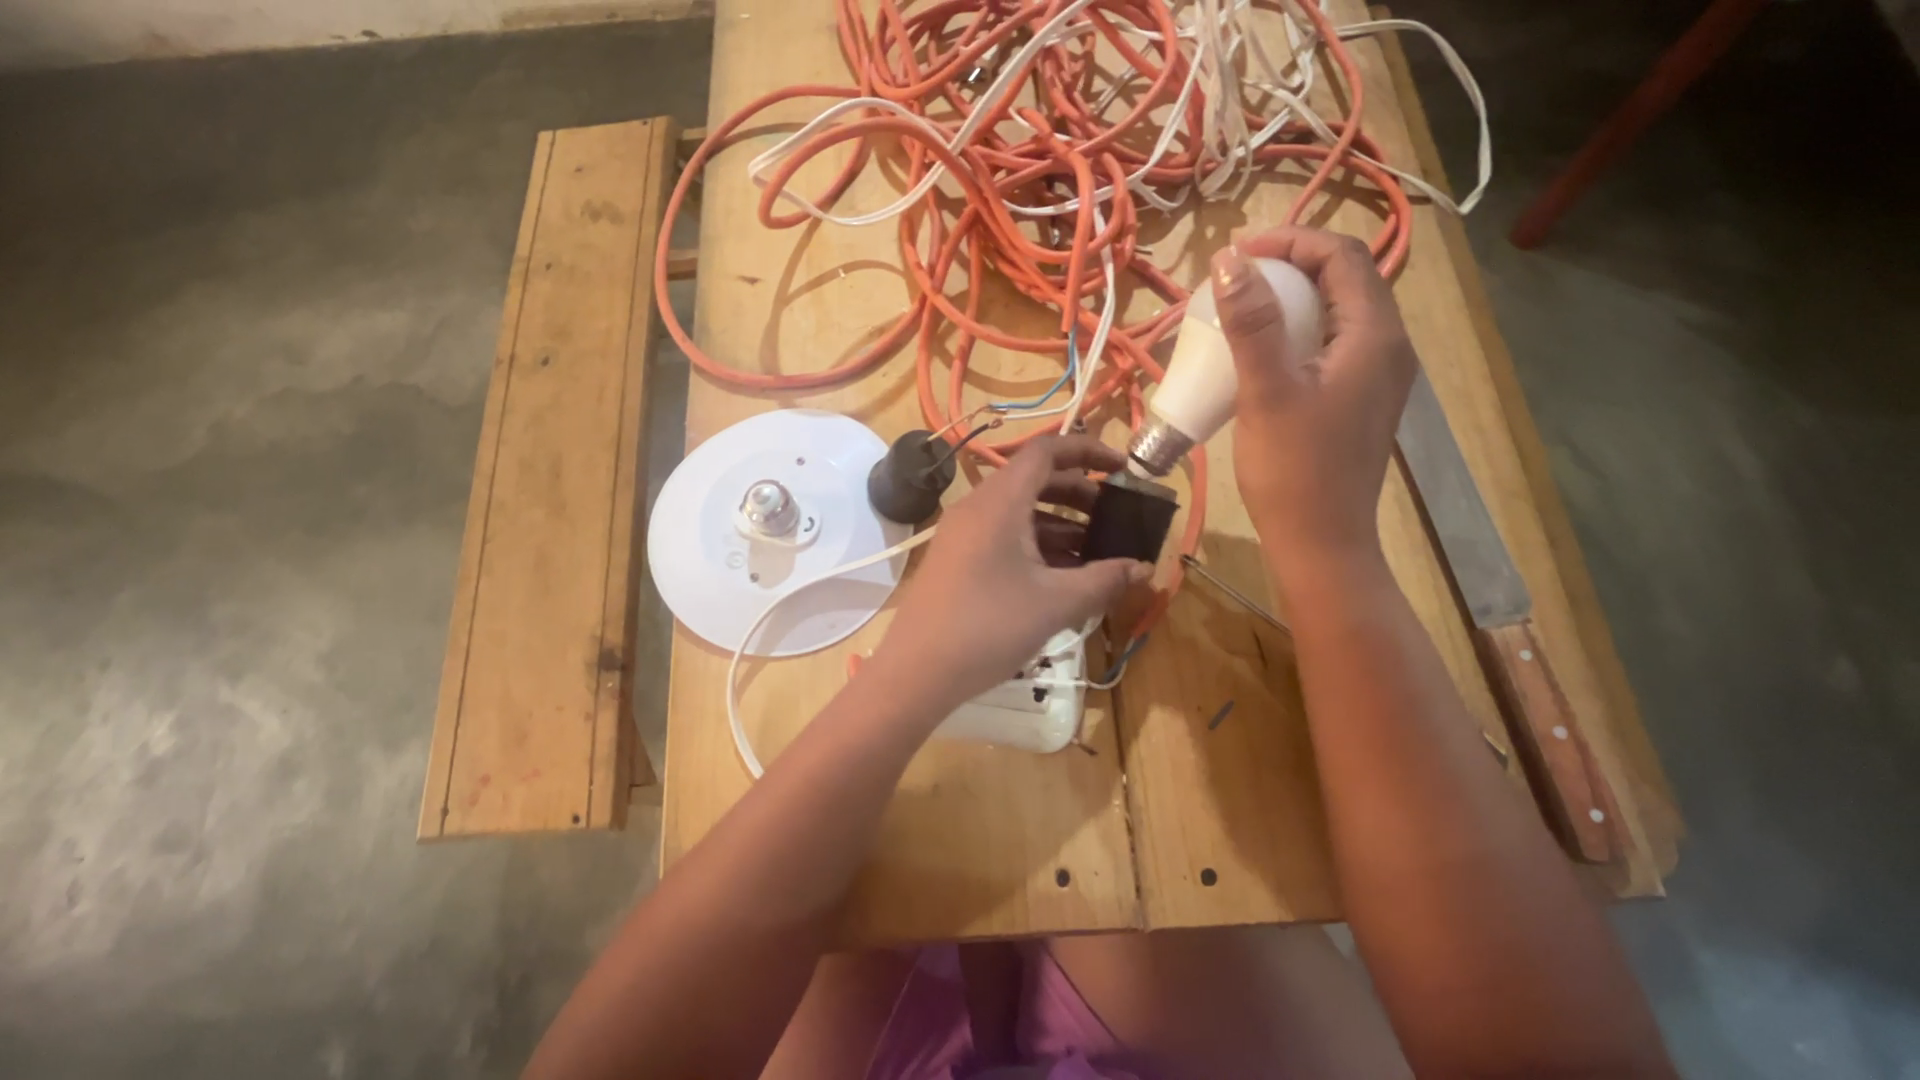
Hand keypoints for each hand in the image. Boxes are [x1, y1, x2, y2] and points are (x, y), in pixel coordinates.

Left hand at [870, 435, 1152, 714]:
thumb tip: (1142, 568)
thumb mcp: (1055, 604)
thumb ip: (1104, 580)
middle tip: (1116, 519)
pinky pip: (1004, 536)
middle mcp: (978, 507)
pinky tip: (1063, 578)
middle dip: (1080, 494)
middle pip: (1035, 480)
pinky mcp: (957, 560)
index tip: (1123, 469)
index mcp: (1000, 502)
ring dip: (1061, 525)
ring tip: (1098, 555)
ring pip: (1020, 513)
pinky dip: (1037, 546)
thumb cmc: (988, 627)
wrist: (916, 672)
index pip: (1047, 451)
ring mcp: (963, 534)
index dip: (1088, 451)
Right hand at [1212, 227, 1416, 579]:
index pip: (1342, 256)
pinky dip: (1296, 331)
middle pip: (1346, 279)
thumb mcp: (1268, 392)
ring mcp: (1377, 376)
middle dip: (1290, 265)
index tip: (1237, 253)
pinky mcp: (1359, 400)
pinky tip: (1261, 352)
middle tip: (1236, 275)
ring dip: (1292, 298)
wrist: (1322, 544)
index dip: (1291, 241)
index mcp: (1375, 336)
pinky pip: (1332, 344)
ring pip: (1338, 312)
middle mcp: (1388, 347)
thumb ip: (1252, 322)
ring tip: (1242, 306)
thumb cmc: (1295, 471)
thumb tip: (1232, 259)